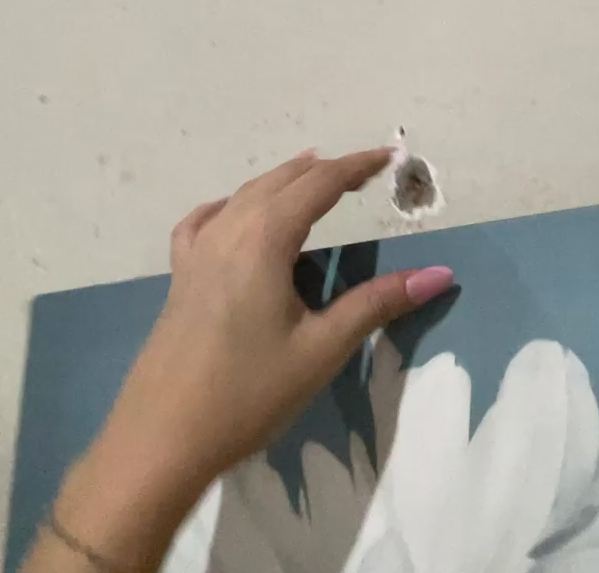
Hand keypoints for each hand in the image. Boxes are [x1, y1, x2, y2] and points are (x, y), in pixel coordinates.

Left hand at [31, 148, 456, 572]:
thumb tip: (439, 274)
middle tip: (365, 170)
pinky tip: (236, 214)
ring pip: (245, 194)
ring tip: (313, 175)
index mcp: (264, 239)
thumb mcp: (321, 350)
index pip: (319, 184)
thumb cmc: (247, 394)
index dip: (356, 165)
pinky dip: (233, 204)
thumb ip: (378, 304)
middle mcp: (228, 231)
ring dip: (284, 179)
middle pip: (281, 180)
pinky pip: (206, 220)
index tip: (390, 156)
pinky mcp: (179, 275)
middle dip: (326, 169)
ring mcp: (197, 252)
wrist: (159, 442)